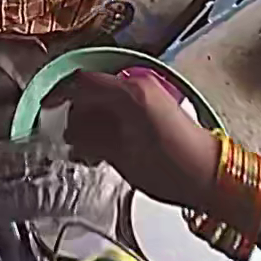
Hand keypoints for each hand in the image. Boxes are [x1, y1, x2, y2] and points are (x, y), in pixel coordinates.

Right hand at [51, 69, 219, 210]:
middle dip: (76, 112)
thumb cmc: (172, 168)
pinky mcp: (154, 105)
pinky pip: (119, 105)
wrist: (214, 179)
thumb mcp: (123, 156)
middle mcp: (137, 85)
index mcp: (129, 92)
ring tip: (85, 148)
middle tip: (67, 137)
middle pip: (92, 89)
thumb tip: (70, 131)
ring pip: (104, 98)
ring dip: (90, 118)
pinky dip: (106, 120)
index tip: (46, 108)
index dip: (59, 94)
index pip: (83, 82)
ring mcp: (147, 93)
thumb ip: (92, 137)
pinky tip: (102, 146)